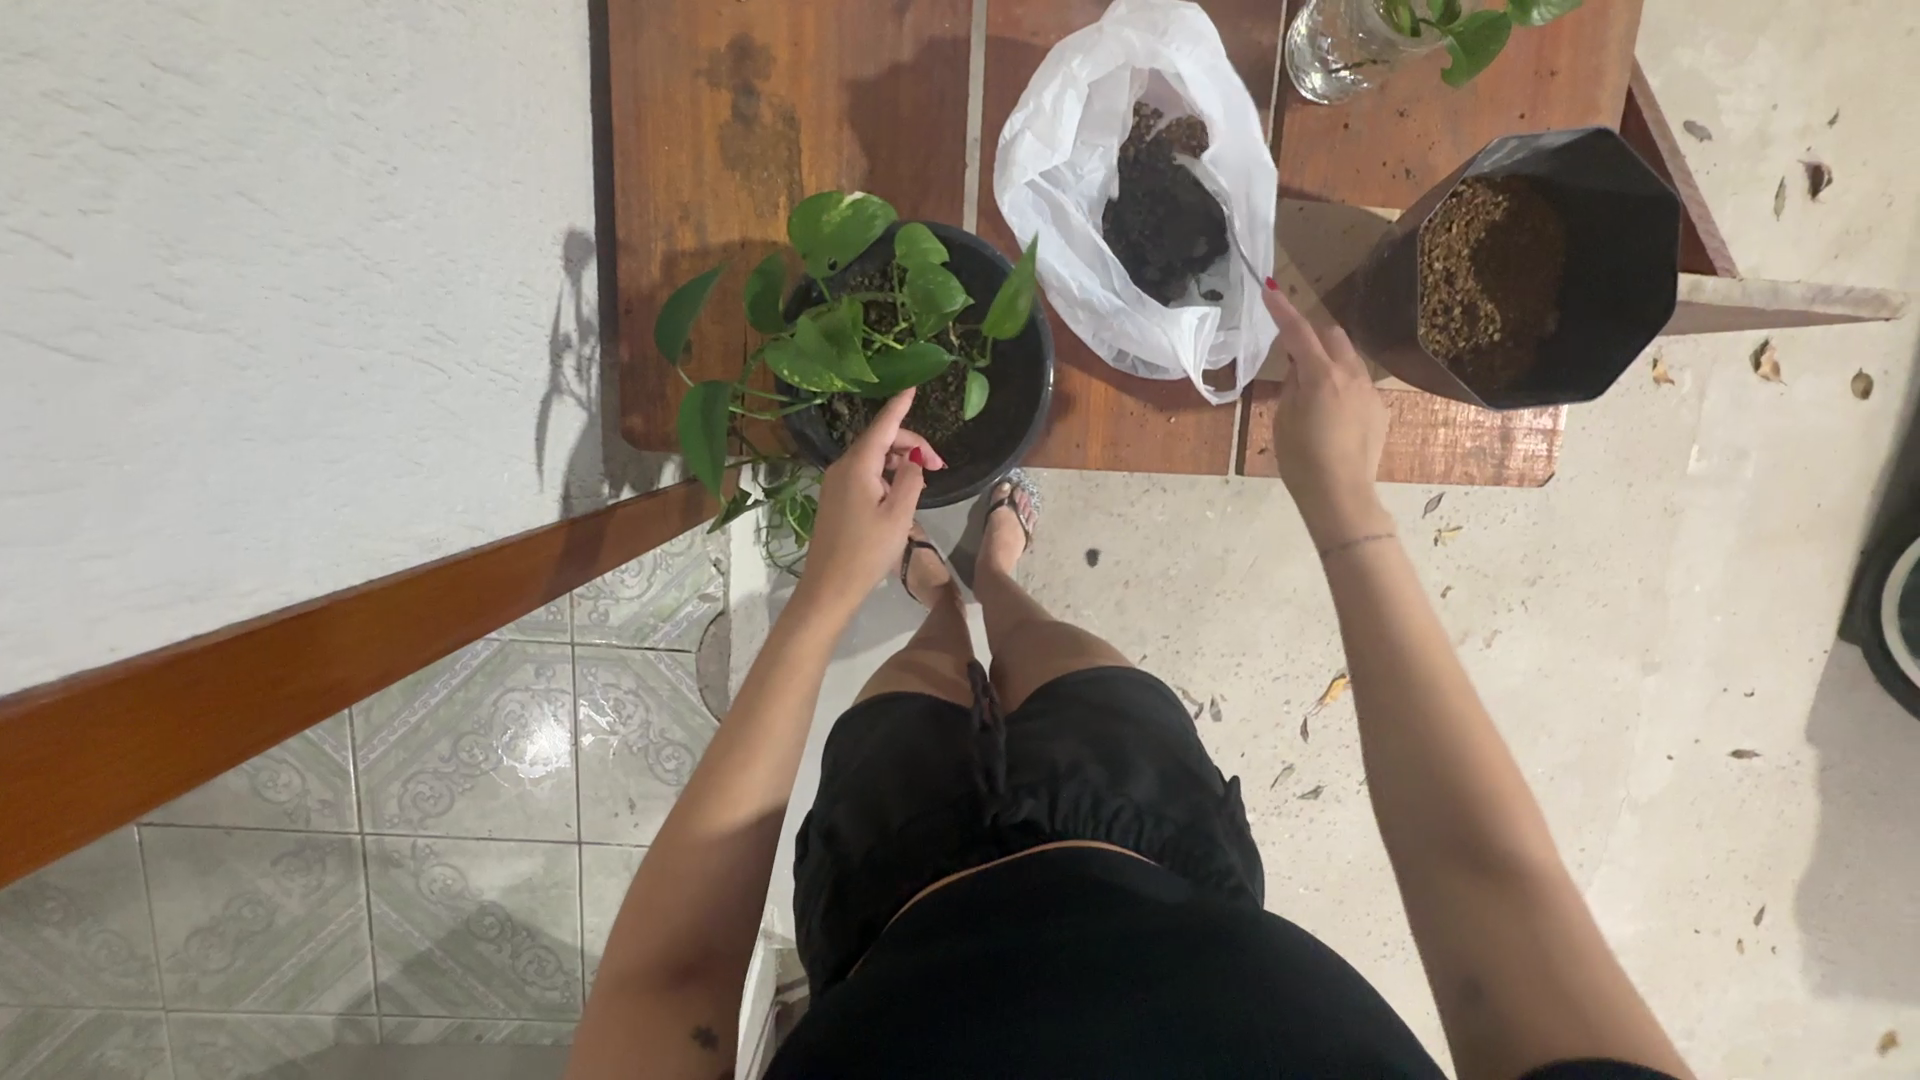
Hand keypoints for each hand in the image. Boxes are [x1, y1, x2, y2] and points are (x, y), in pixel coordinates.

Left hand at [800, 388, 945, 609]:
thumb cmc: (867, 551)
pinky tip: (901, 492)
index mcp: (857, 466)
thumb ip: (911, 480)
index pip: (883, 426)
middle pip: (879, 441)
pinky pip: (864, 474)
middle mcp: (842, 467)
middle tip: (938, 466)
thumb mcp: (899, 515)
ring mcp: (836, 483)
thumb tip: (913, 460)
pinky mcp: (836, 499)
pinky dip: (885, 475)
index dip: (899, 407)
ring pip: (872, 459)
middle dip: (910, 445)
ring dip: (899, 461)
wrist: (829, 586)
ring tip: (924, 480)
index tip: (912, 388)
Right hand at [1263, 287, 1390, 546]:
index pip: (1298, 332)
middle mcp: (1350, 375)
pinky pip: (1358, 385)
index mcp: (1320, 376)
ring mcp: (1370, 392)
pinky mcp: (1380, 410)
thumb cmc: (1301, 459)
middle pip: (1332, 336)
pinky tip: (1331, 418)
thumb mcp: (1283, 419)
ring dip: (1328, 363)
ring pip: (1348, 360)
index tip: (1270, 290)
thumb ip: (1291, 386)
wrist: (1340, 493)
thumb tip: (1298, 369)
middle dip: (1312, 337)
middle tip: (1292, 357)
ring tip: (1311, 394)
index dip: (1282, 311)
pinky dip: (1341, 387)